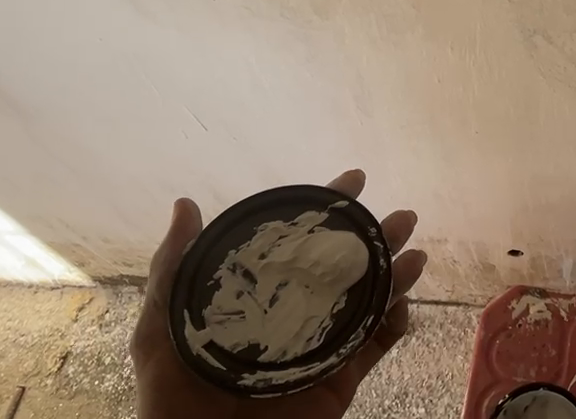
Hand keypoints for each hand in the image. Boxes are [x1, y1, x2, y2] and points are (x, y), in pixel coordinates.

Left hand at [130, 170, 427, 418]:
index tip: (355, 179)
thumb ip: (173, 273)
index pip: (298, 241)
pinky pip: (376, 346)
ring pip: (369, 299)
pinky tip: (404, 301)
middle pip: (344, 266)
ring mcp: (322, 346)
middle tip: (402, 217)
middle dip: (376, 237)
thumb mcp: (159, 337)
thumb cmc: (174, 409)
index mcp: (260, 296)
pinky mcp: (340, 381)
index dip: (328, 207)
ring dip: (396, 273)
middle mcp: (296, 313)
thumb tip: (186, 204)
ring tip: (415, 252)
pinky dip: (396, 320)